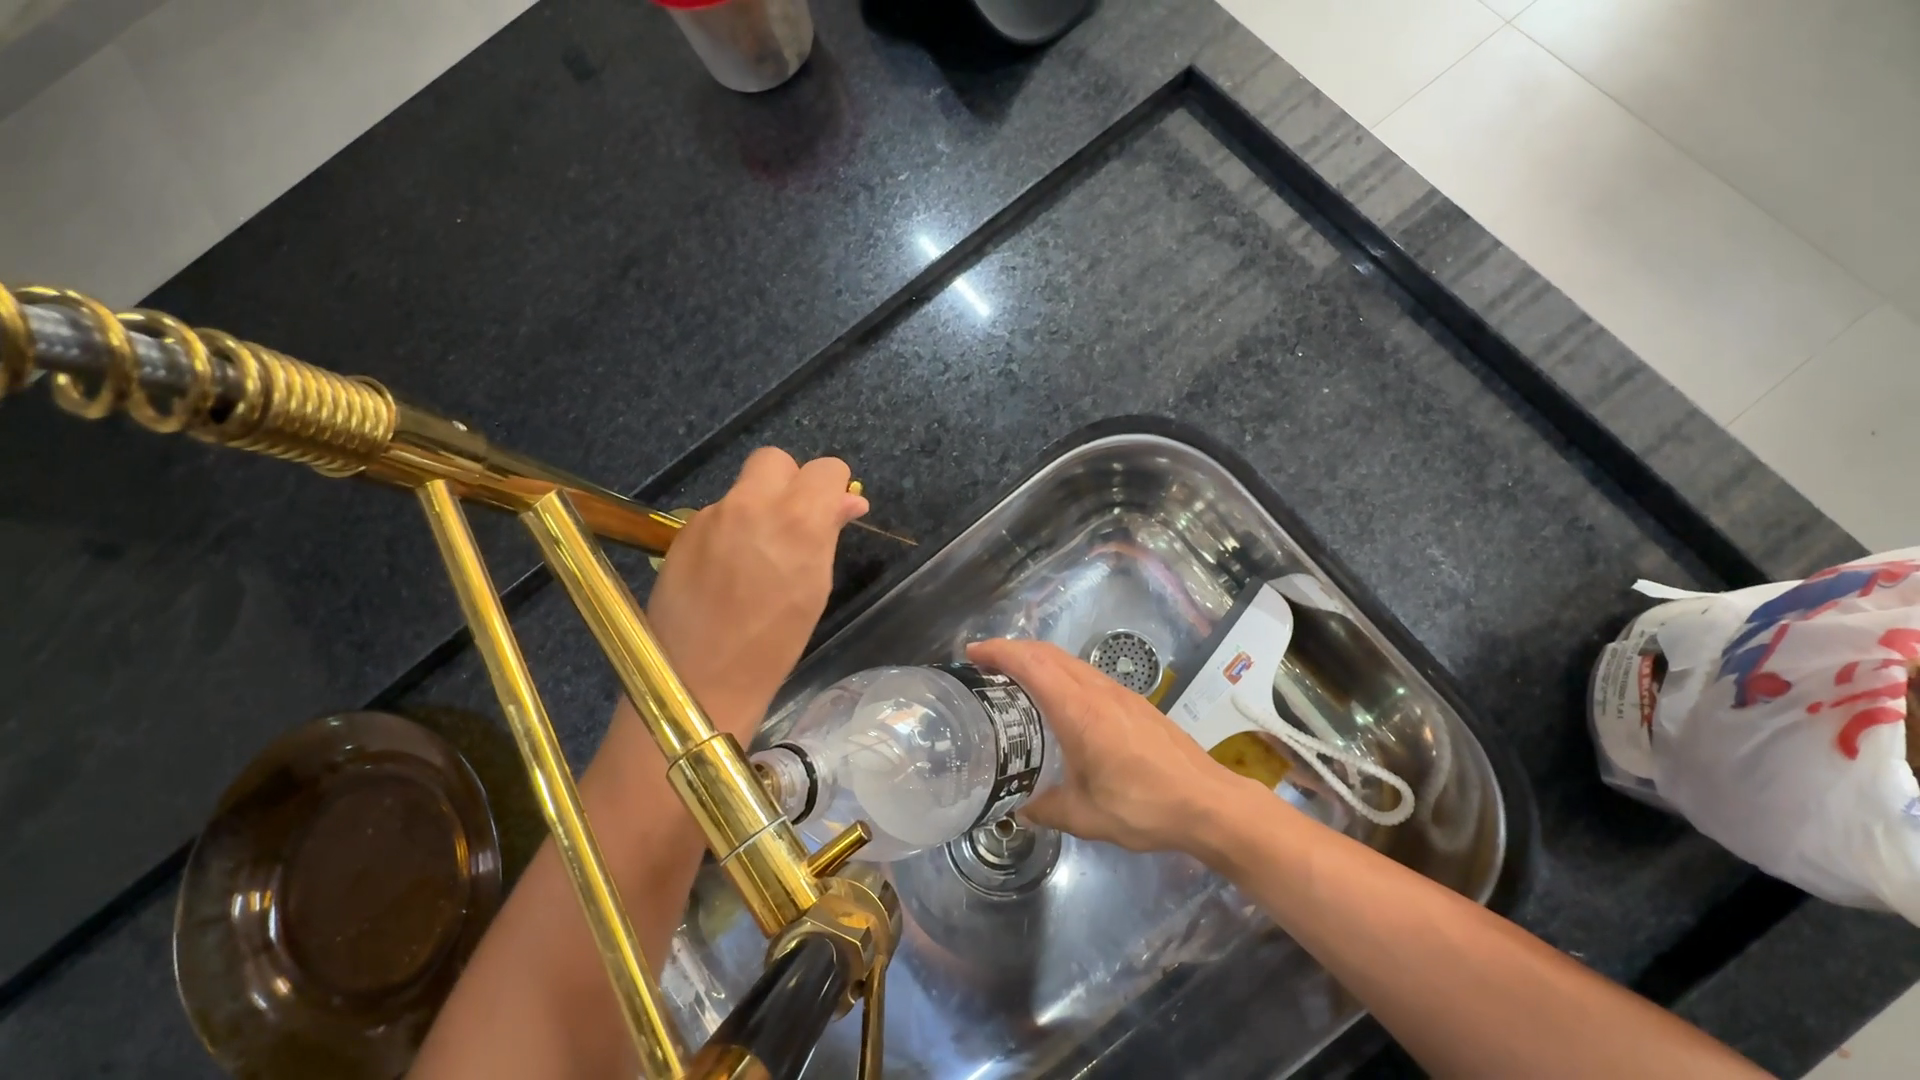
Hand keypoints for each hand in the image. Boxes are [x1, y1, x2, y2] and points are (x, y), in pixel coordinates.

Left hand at [646, 448, 867, 743]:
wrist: (701, 680)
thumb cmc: (775, 644)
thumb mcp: (815, 587)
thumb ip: (828, 534)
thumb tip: (848, 500)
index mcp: (798, 520)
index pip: (825, 468)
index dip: (833, 486)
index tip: (831, 510)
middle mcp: (752, 505)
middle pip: (774, 460)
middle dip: (789, 482)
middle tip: (792, 522)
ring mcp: (711, 517)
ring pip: (742, 491)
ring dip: (755, 510)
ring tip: (754, 559)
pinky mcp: (682, 534)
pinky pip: (715, 517)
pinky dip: (726, 532)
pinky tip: (724, 572)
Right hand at [966, 638, 1271, 856]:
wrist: (1208, 803)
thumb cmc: (1143, 806)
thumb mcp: (1085, 816)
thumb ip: (1045, 809)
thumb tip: (1019, 809)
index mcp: (1080, 710)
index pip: (1031, 664)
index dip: (999, 652)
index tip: (972, 654)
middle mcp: (1098, 691)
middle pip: (1049, 654)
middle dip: (1013, 651)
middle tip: (983, 667)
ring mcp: (1120, 694)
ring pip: (1070, 662)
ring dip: (1038, 661)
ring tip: (1013, 682)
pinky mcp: (1135, 703)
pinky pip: (1088, 675)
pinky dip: (1061, 675)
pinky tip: (1057, 703)